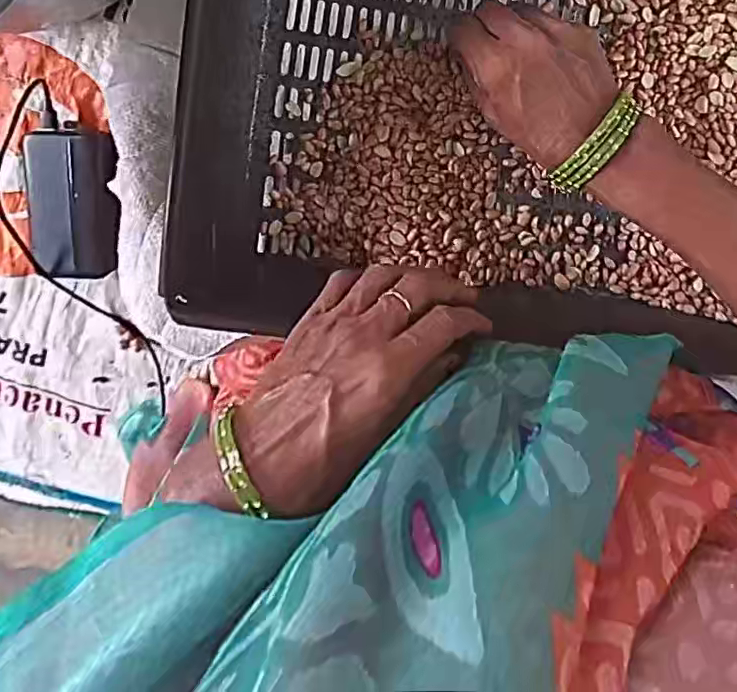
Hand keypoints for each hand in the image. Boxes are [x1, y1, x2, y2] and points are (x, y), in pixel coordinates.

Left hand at [156, 267, 488, 516]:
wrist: (256, 461)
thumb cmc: (319, 463)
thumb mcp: (383, 434)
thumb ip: (420, 388)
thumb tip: (449, 359)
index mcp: (387, 368)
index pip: (443, 323)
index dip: (470, 318)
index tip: (480, 324)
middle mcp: (363, 334)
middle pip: (417, 286)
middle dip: (449, 286)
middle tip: (465, 297)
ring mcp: (334, 321)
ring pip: (382, 274)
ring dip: (412, 273)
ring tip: (427, 284)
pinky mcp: (310, 320)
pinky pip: (342, 281)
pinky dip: (367, 276)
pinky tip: (375, 286)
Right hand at [449, 1, 618, 168]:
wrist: (593, 139)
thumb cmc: (547, 136)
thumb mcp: (494, 113)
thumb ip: (476, 79)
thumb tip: (468, 60)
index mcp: (494, 63)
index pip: (462, 27)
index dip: (458, 33)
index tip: (461, 36)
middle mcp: (522, 41)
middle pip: (489, 8)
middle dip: (483, 21)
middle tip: (485, 36)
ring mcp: (552, 32)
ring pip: (520, 8)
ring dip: (513, 23)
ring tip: (517, 44)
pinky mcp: (577, 32)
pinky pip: (551, 19)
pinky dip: (543, 31)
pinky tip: (545, 51)